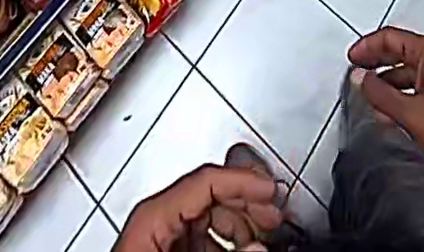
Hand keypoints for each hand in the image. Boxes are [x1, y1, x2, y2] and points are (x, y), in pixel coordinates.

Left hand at [115, 163, 284, 250]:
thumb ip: (225, 250)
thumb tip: (258, 243)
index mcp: (151, 214)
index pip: (208, 178)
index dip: (245, 181)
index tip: (270, 190)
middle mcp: (152, 217)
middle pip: (211, 193)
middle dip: (246, 202)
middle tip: (272, 212)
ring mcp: (155, 234)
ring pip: (207, 215)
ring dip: (237, 224)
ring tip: (258, 238)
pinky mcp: (160, 249)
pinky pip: (198, 234)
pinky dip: (222, 241)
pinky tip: (237, 250)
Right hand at [347, 27, 423, 183]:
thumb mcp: (410, 112)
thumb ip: (380, 93)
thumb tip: (361, 78)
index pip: (392, 37)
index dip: (368, 45)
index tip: (353, 57)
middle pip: (399, 49)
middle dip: (375, 59)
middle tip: (356, 69)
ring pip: (407, 68)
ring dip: (386, 79)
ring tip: (368, 92)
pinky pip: (416, 84)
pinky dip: (399, 91)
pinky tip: (389, 108)